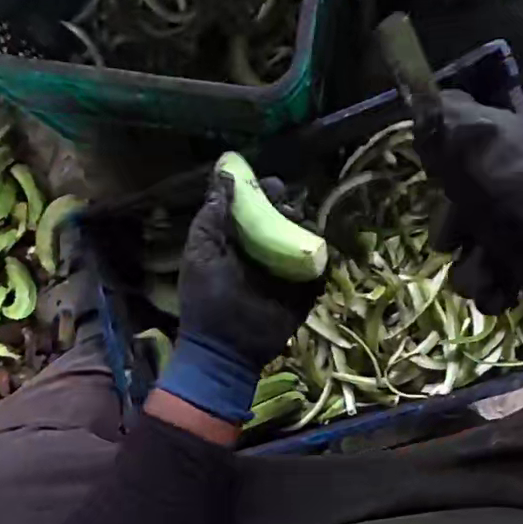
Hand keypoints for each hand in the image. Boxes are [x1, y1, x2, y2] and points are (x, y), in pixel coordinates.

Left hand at [152, 169, 321, 424]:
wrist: (225, 348)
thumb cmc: (207, 299)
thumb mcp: (201, 251)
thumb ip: (212, 215)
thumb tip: (225, 175)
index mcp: (237, 240)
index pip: (256, 208)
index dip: (265, 193)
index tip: (274, 186)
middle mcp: (263, 251)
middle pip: (284, 219)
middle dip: (288, 209)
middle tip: (288, 209)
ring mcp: (284, 271)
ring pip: (304, 240)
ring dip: (305, 230)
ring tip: (299, 230)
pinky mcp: (303, 291)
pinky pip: (318, 268)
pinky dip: (321, 258)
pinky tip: (316, 252)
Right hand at [415, 92, 522, 370]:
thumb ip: (495, 154)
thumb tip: (445, 102)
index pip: (473, 130)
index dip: (443, 147)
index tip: (429, 174)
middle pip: (467, 192)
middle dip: (456, 227)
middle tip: (451, 247)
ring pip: (479, 239)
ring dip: (474, 269)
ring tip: (489, 292)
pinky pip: (498, 269)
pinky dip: (493, 287)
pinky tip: (504, 302)